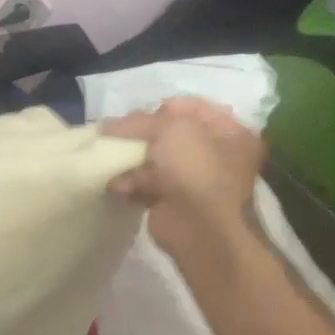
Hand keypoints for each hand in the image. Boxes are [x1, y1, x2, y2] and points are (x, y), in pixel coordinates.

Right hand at [101, 97, 263, 259]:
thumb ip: (140, 120)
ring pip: (150, 157)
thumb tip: (107, 126)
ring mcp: (191, 177)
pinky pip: (142, 182)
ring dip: (128, 159)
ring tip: (111, 161)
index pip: (190, 107)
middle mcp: (213, 153)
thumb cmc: (196, 171)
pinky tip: (117, 186)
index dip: (161, 107)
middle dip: (138, 134)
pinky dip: (127, 183)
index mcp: (228, 132)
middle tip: (115, 136)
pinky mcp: (169, 198)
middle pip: (166, 132)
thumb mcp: (172, 129)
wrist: (200, 228)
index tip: (136, 116)